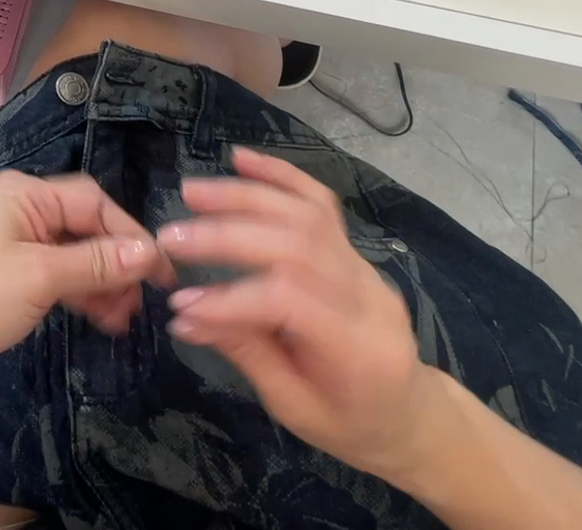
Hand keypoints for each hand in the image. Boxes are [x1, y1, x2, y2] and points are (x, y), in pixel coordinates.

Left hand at [0, 170, 170, 380]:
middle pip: (87, 226)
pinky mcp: (17, 268)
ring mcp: (20, 238)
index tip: (160, 272)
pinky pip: (62, 272)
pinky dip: (83, 292)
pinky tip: (104, 318)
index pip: (92, 201)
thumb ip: (96, 262)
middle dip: (116, 263)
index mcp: (26, 193)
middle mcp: (25, 208)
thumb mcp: (42, 277)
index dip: (129, 233)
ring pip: (78, 253)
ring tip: (123, 318)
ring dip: (103, 282)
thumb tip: (149, 253)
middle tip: (141, 302)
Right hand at [157, 148, 451, 481]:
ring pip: (304, 213)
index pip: (290, 301)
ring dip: (243, 196)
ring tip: (191, 192)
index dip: (230, 296)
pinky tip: (241, 159)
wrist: (411, 416)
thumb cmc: (349, 422)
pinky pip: (319, 201)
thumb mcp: (293, 404)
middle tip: (171, 237)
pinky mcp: (353, 248)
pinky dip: (279, 174)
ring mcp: (364, 264)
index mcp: (357, 348)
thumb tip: (183, 317)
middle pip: (295, 244)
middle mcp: (367, 295)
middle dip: (226, 236)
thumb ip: (243, 351)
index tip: (179, 302)